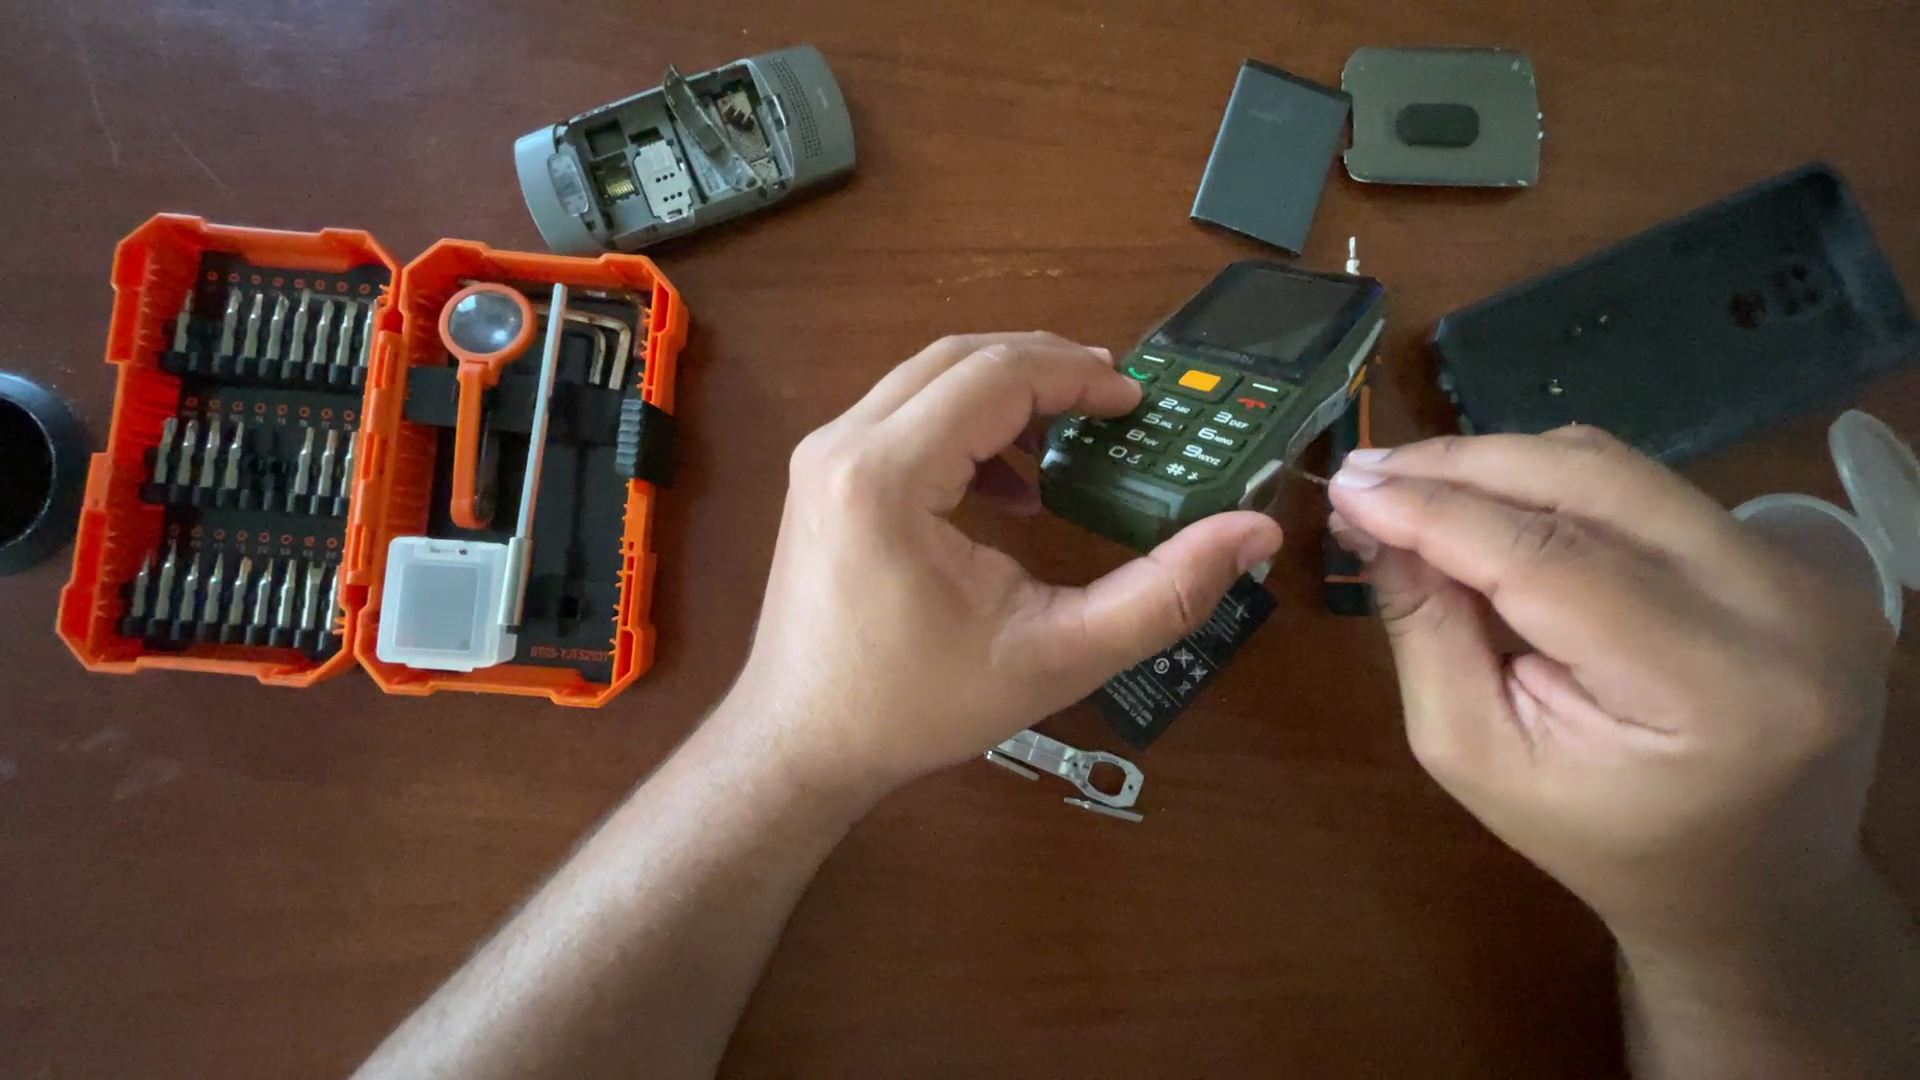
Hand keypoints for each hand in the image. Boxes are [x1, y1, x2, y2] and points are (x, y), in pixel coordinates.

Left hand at [725, 333, 1282, 798]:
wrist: (803, 741)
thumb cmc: (919, 706)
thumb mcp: (1056, 655)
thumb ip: (1164, 594)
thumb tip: (1255, 531)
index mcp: (887, 476)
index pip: (995, 376)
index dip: (1078, 376)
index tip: (1137, 403)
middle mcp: (842, 444)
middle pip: (960, 360)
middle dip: (1047, 368)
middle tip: (1116, 402)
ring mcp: (823, 456)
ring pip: (928, 381)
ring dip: (1006, 394)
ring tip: (1074, 435)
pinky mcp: (825, 477)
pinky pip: (904, 418)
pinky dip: (966, 427)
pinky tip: (1011, 487)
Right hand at [1326, 427, 1893, 942]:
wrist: (1743, 876)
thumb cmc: (1589, 833)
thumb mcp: (1468, 749)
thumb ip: (1423, 631)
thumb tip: (1373, 524)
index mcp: (1707, 690)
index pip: (1545, 559)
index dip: (1432, 513)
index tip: (1343, 488)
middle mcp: (1781, 608)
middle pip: (1589, 482)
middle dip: (1458, 465)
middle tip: (1361, 471)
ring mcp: (1799, 570)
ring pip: (1610, 467)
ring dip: (1492, 463)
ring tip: (1403, 484)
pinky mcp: (1782, 553)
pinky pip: (1633, 484)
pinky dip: (1536, 478)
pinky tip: (1475, 502)